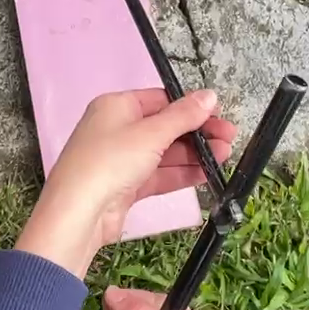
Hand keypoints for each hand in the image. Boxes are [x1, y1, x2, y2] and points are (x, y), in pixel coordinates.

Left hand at [13, 89, 233, 277]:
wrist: (79, 214)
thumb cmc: (109, 161)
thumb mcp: (150, 133)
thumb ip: (183, 116)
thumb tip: (209, 95)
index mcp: (116, 106)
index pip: (160, 100)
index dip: (190, 107)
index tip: (218, 114)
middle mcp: (117, 129)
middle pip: (165, 127)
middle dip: (197, 133)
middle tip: (229, 138)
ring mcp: (122, 159)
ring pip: (165, 153)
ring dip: (194, 154)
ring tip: (225, 156)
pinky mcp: (127, 186)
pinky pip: (159, 175)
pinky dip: (182, 174)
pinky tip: (207, 174)